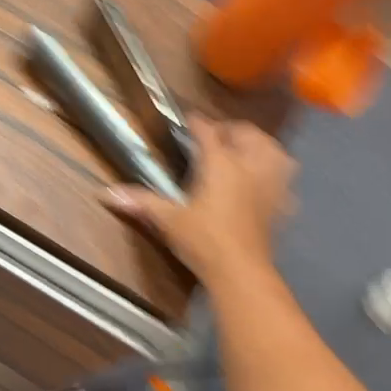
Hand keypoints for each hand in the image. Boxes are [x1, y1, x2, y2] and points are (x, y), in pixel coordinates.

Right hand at [103, 117, 296, 287]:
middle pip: (248, 134)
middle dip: (232, 131)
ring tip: (244, 154)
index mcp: (221, 164)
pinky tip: (263, 184)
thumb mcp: (168, 220)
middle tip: (215, 139)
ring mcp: (272, 183)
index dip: (198, 124)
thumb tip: (107, 193)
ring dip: (259, 146)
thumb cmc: (203, 240)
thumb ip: (142, 202)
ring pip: (273, 150)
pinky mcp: (283, 203)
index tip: (189, 120)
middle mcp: (251, 165)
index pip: (209, 133)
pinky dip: (273, 173)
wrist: (241, 269)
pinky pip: (282, 178)